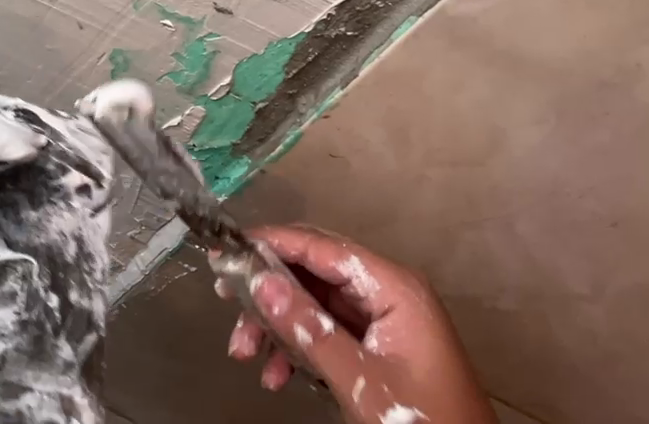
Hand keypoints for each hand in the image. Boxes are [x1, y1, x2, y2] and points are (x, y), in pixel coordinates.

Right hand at [221, 225, 495, 423]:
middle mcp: (386, 292)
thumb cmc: (421, 422)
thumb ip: (309, 328)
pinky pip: (325, 331)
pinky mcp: (376, 347)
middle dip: (268, 292)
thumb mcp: (360, 380)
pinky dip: (297, 348)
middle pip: (312, 272)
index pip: (320, 246)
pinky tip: (276, 375)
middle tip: (226, 299)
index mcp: (392, 286)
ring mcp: (381, 320)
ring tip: (245, 353)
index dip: (270, 244)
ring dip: (276, 326)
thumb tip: (259, 279)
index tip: (226, 250)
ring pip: (312, 304)